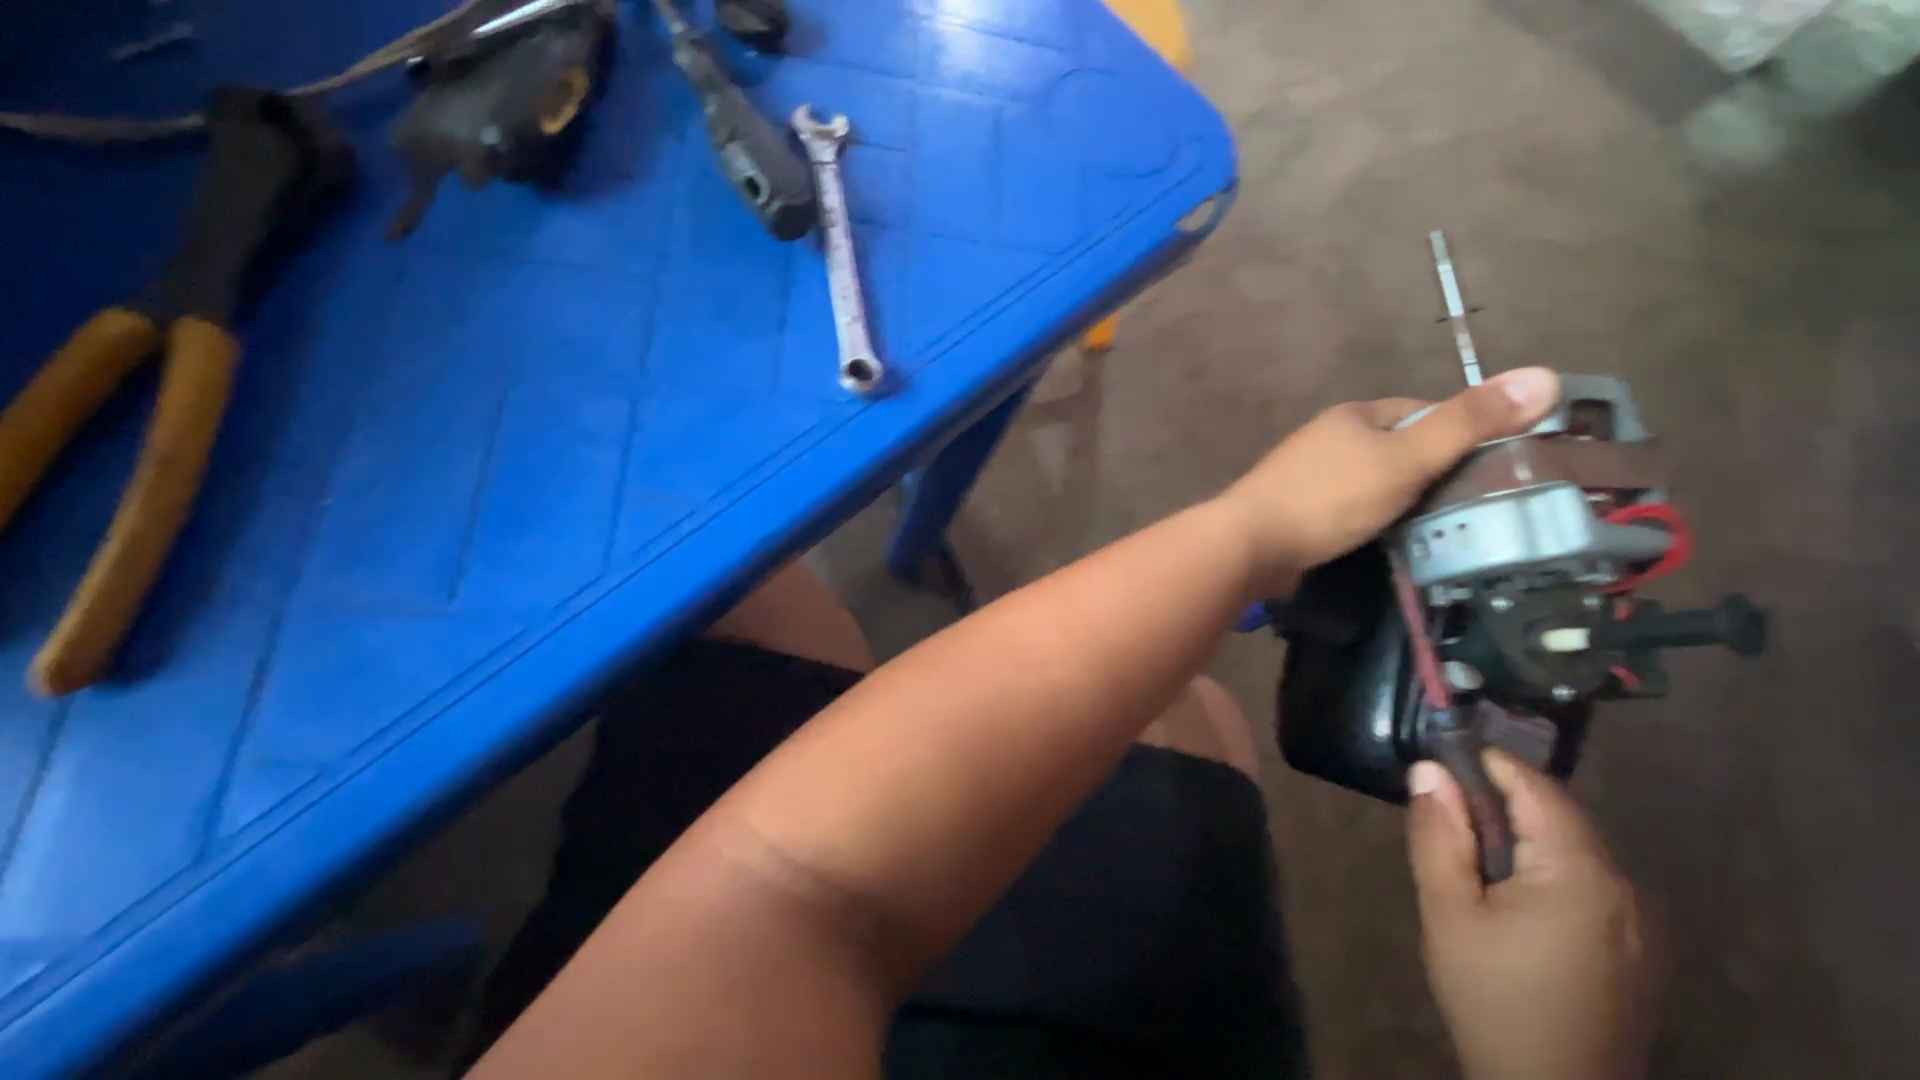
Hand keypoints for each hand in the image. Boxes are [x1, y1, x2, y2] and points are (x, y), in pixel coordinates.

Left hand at [1219, 367, 1559, 593]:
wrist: (1249, 545)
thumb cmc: (1329, 497)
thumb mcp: (1407, 458)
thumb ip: (1469, 423)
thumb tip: (1546, 374)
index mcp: (1356, 415)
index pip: (1425, 413)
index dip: (1465, 433)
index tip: (1501, 464)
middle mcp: (1330, 438)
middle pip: (1400, 449)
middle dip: (1435, 471)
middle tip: (1478, 506)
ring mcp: (1309, 476)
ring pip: (1376, 482)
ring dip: (1405, 500)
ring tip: (1443, 528)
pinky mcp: (1298, 513)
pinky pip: (1351, 510)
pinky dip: (1375, 521)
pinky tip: (1391, 541)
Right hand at [1408, 752, 1661, 1079]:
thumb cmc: (1492, 998)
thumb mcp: (1448, 913)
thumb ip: (1439, 837)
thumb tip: (1428, 771)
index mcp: (1580, 872)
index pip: (1538, 789)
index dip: (1491, 764)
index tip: (1444, 758)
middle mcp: (1627, 885)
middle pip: (1562, 816)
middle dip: (1506, 802)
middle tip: (1449, 811)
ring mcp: (1645, 919)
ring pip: (1579, 848)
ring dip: (1530, 836)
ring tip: (1476, 855)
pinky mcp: (1645, 946)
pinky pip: (1595, 882)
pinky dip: (1554, 869)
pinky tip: (1517, 899)